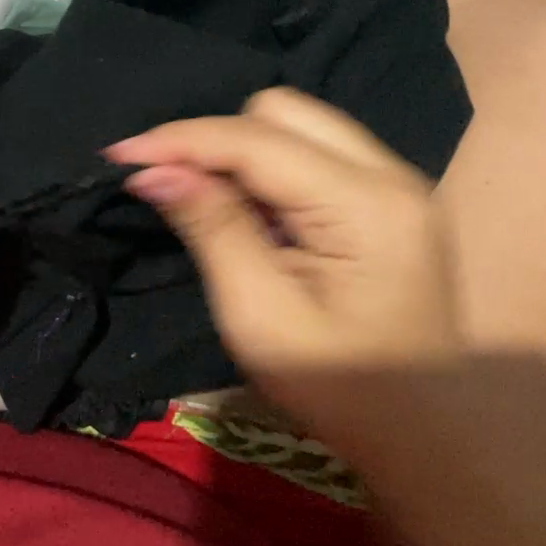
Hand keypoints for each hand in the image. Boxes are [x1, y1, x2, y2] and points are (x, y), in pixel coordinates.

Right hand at [107, 87, 461, 458]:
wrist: (427, 435)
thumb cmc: (338, 385)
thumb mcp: (258, 312)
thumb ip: (210, 226)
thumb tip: (151, 170)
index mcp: (364, 205)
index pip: (255, 140)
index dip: (181, 140)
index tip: (119, 156)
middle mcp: (388, 175)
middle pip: (281, 111)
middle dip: (214, 137)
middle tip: (172, 184)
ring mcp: (392, 184)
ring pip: (295, 122)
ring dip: (238, 148)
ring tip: (206, 198)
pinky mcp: (383, 199)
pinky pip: (310, 150)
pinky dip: (264, 165)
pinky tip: (247, 208)